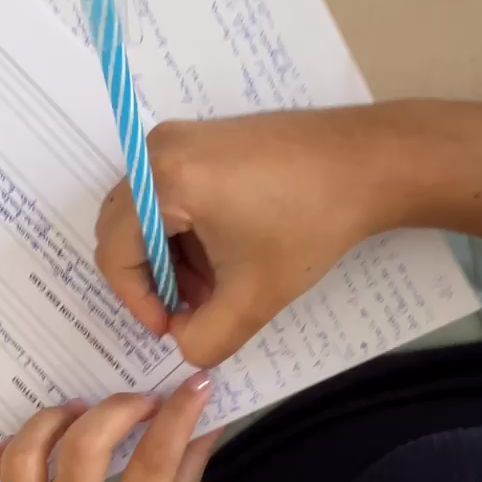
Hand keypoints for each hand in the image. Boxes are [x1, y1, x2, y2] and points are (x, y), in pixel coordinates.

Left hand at [0, 375, 217, 481]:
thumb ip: (184, 477)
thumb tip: (206, 419)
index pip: (153, 466)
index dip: (176, 416)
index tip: (192, 383)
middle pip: (83, 452)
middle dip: (114, 409)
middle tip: (133, 401)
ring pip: (23, 460)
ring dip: (50, 422)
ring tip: (76, 411)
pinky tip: (18, 445)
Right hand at [97, 109, 383, 366]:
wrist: (366, 163)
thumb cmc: (311, 223)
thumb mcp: (255, 296)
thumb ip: (205, 339)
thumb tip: (181, 342)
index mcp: (162, 180)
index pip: (114, 252)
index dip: (136, 301)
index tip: (172, 328)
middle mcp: (157, 150)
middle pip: (120, 230)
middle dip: (152, 279)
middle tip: (193, 306)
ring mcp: (177, 139)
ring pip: (142, 215)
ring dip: (167, 258)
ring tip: (215, 284)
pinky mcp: (197, 139)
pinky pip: (164, 194)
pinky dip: (181, 231)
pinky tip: (222, 251)